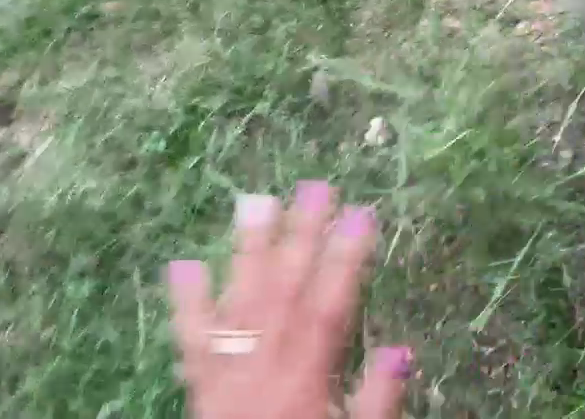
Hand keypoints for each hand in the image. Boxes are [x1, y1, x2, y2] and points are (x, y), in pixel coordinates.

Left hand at [167, 181, 410, 418]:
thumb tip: (400, 351)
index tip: (362, 212)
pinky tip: (184, 263)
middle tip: (314, 187)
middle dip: (302, 235)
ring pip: (240, 303)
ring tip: (256, 202)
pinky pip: (193, 342)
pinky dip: (187, 303)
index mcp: (305, 379)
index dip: (347, 257)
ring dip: (249, 250)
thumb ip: (376, 399)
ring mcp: (228, 373)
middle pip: (284, 291)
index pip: (330, 306)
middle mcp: (265, 367)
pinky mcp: (201, 386)